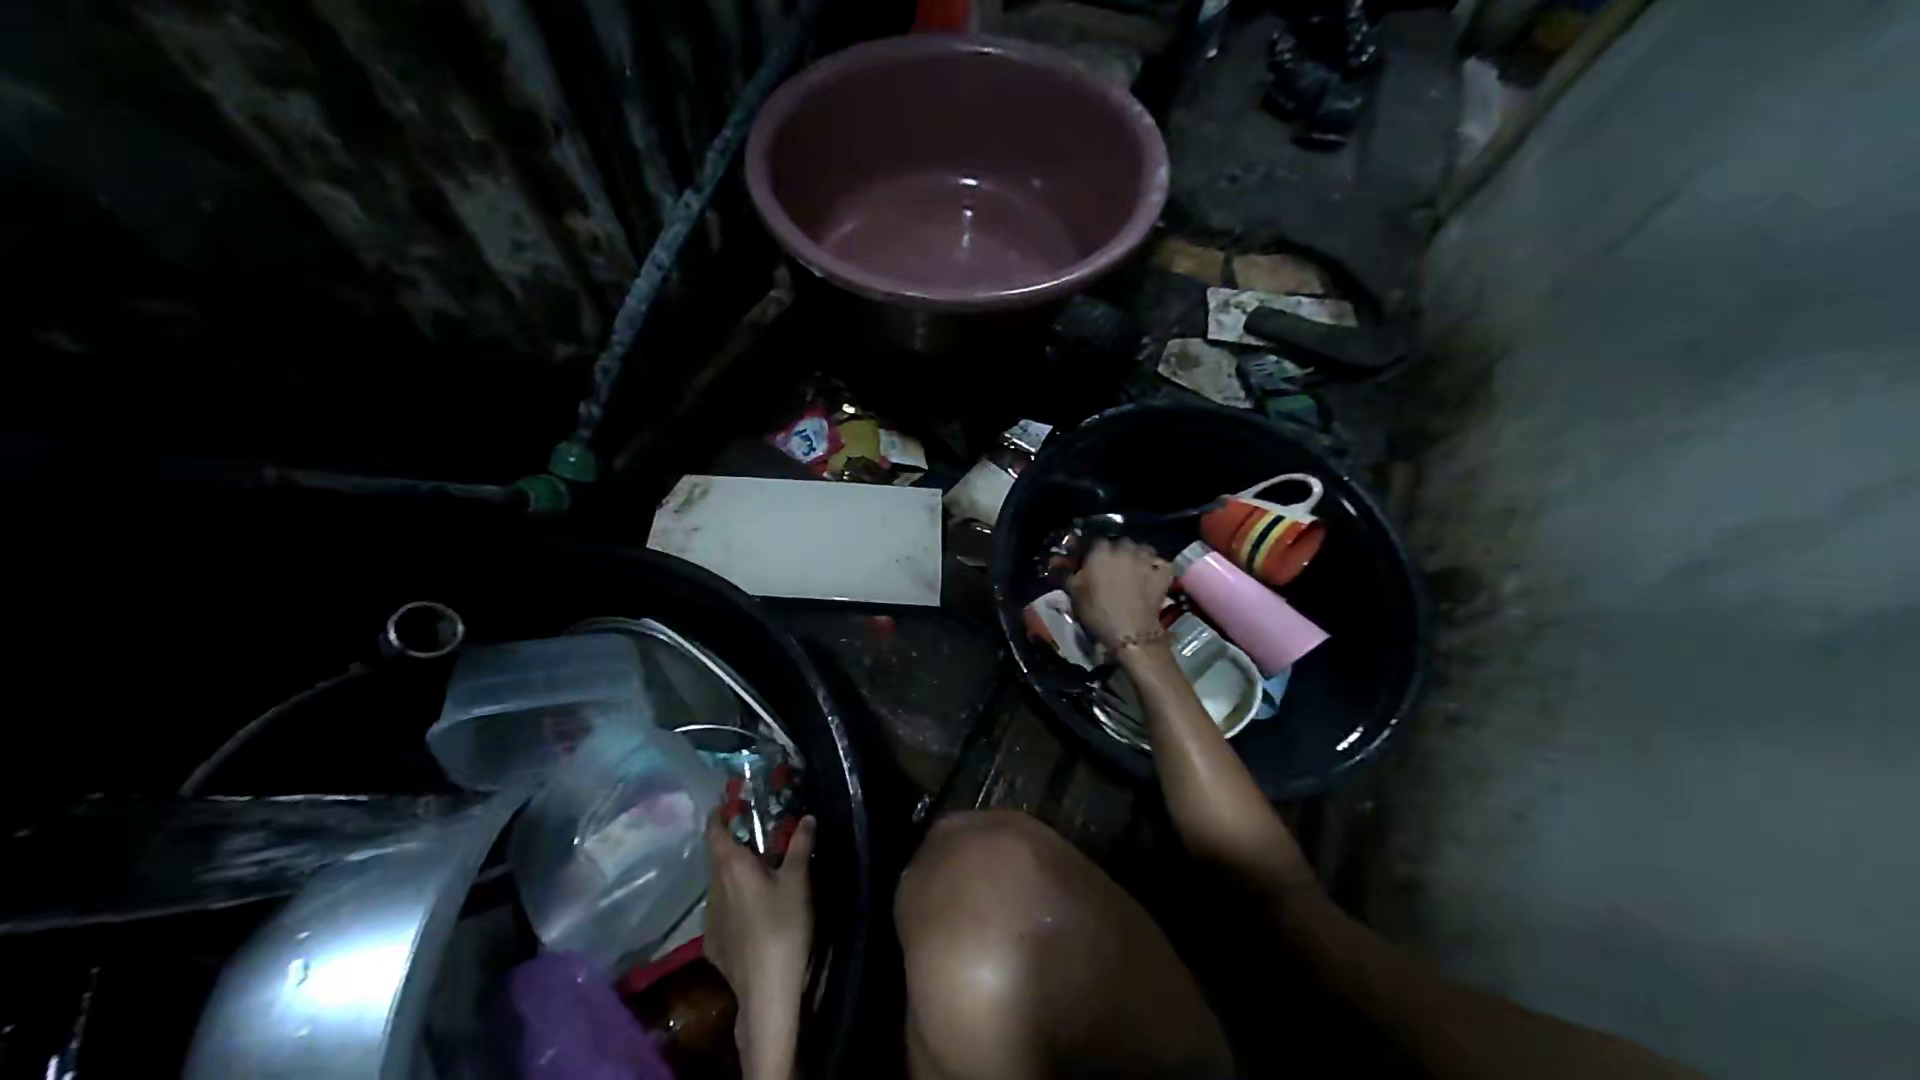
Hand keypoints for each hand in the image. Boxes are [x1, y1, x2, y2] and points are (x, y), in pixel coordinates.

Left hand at [705, 809, 815, 1078]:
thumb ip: (800, 846)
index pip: (714, 832)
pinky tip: (753, 911)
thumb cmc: (783, 926)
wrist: (766, 990)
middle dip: (733, 844)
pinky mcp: (712, 944)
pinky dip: (734, 901)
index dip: (718, 815)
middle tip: (757, 835)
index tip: (728, 803)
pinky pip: (721, 911)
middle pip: (716, 858)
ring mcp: (709, 919)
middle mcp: (713, 887)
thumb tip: (807, 817)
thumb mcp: (797, 881)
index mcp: (730, 866)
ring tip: (758, 872)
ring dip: (734, 874)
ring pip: (718, 885)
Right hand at [1069, 538, 1174, 650]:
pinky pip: (1160, 563)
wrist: (1130, 633)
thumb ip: (1069, 573)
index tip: (1091, 562)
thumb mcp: (1075, 593)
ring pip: (1142, 549)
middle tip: (1113, 568)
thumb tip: (1063, 563)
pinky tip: (1152, 575)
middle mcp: (1124, 550)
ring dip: (1138, 556)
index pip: (1095, 541)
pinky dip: (1157, 567)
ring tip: (1134, 570)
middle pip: (1121, 543)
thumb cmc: (1098, 613)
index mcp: (1100, 552)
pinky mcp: (1163, 572)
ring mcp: (1147, 560)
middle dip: (1117, 552)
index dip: (1094, 552)